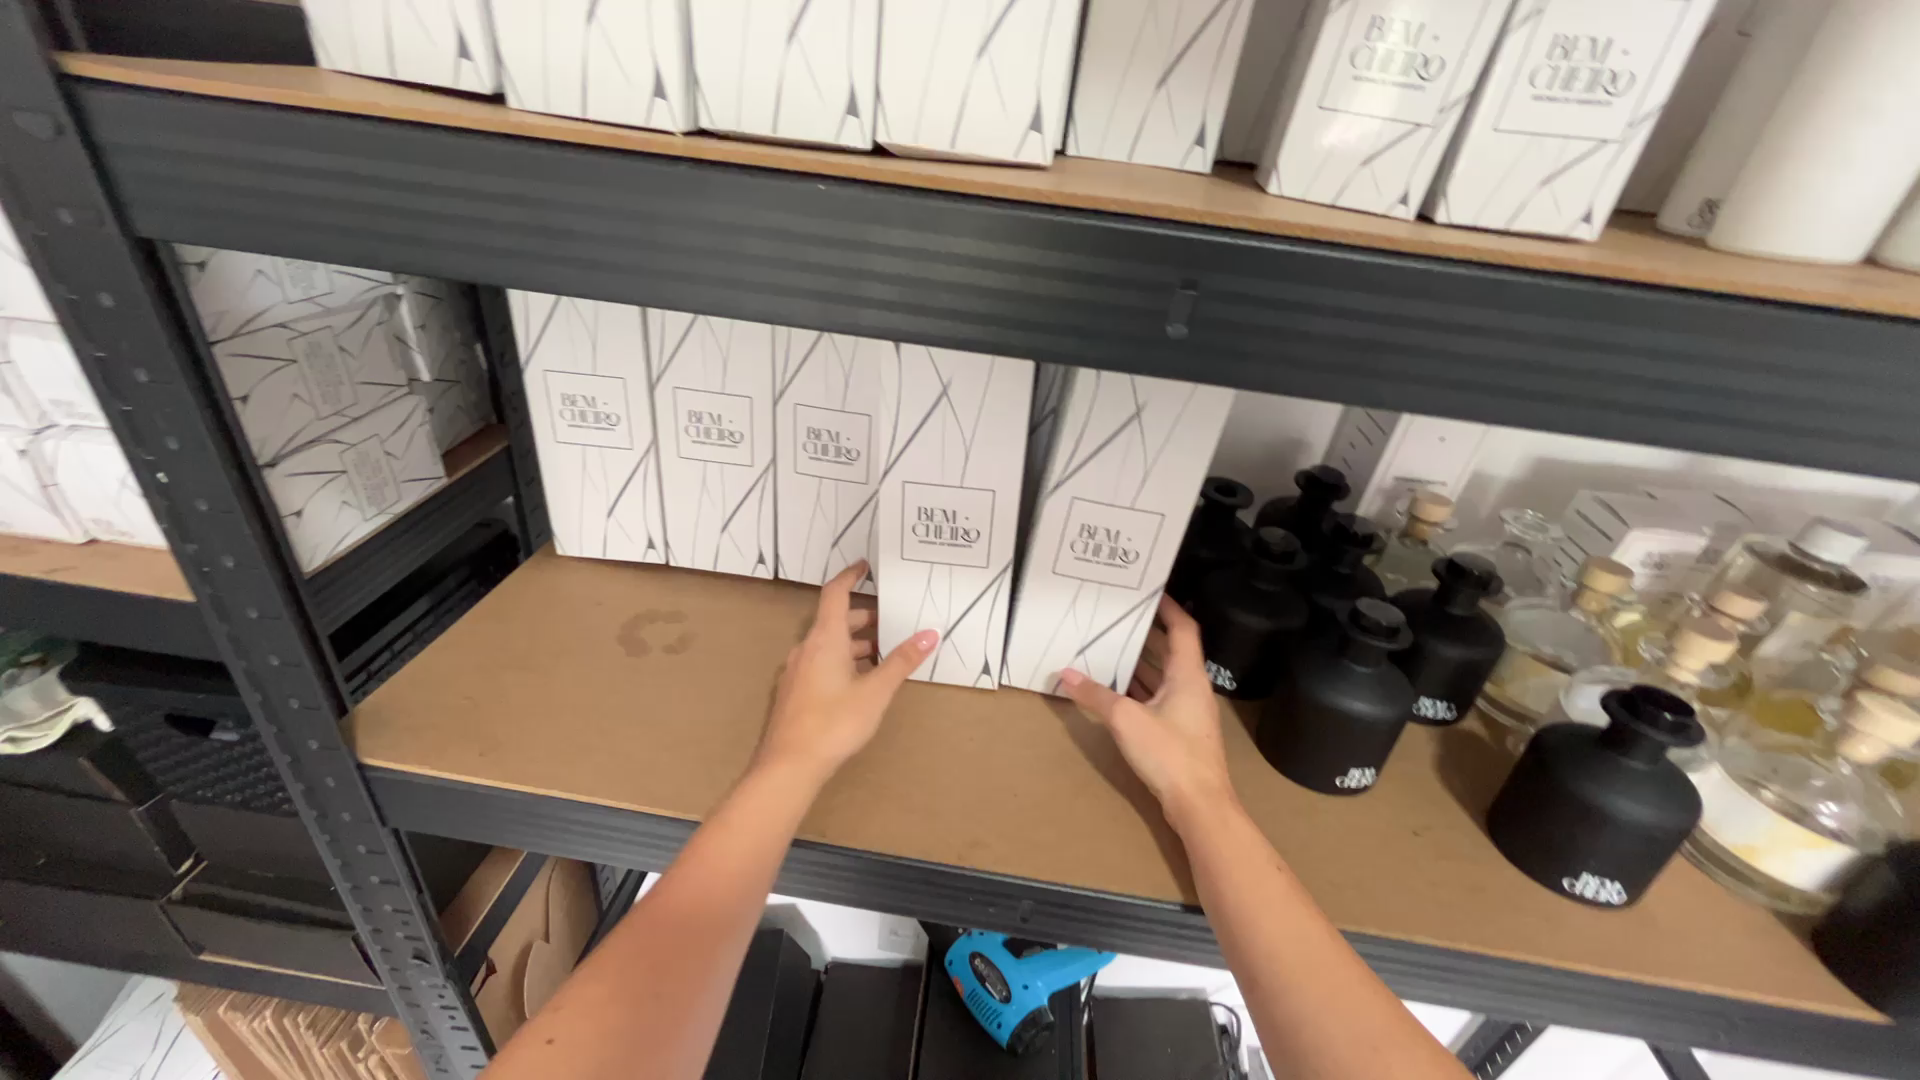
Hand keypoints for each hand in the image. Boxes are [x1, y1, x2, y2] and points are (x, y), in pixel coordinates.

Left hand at [756, 561, 937, 786]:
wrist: (789, 765)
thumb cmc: (834, 723)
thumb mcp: (876, 691)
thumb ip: (902, 661)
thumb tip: (928, 634)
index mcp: (825, 639)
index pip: (836, 594)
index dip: (850, 576)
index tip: (865, 566)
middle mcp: (807, 648)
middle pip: (835, 621)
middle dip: (864, 619)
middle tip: (891, 621)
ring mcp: (797, 671)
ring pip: (828, 645)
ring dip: (854, 644)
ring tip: (882, 655)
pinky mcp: (794, 692)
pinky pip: (820, 663)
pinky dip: (842, 661)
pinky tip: (859, 683)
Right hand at [1059, 595, 1236, 826]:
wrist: (1200, 805)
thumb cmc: (1170, 754)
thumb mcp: (1126, 720)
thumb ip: (1096, 695)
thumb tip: (1065, 674)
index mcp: (1187, 676)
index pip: (1183, 629)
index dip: (1169, 608)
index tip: (1149, 591)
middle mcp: (1191, 689)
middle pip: (1171, 651)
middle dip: (1146, 633)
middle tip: (1118, 616)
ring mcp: (1186, 712)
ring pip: (1163, 677)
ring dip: (1139, 663)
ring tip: (1109, 645)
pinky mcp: (1178, 733)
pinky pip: (1156, 698)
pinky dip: (1138, 689)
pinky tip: (1114, 689)